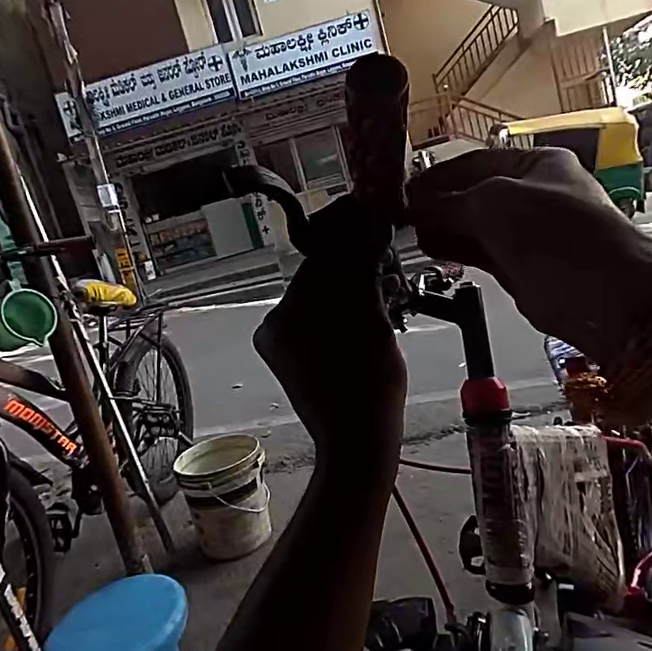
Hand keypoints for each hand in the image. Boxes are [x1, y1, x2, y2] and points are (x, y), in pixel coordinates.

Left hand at [252, 195, 403, 481]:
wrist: (355, 441)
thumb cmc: (374, 384)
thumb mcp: (376, 319)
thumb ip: (365, 268)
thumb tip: (367, 219)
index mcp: (295, 308)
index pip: (322, 253)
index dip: (345, 229)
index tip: (364, 209)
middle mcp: (275, 317)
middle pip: (316, 272)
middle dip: (347, 258)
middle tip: (376, 245)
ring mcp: (275, 336)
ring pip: (313, 294)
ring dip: (341, 283)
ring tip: (373, 282)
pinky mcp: (279, 351)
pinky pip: (306, 316)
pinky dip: (330, 308)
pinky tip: (356, 309)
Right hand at [406, 148, 651, 359]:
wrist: (603, 296)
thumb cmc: (558, 234)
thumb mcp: (493, 203)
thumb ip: (448, 203)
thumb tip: (414, 205)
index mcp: (537, 164)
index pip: (475, 162)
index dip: (438, 175)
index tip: (405, 188)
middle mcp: (531, 194)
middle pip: (471, 194)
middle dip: (437, 203)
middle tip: (402, 213)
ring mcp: (524, 231)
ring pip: (471, 224)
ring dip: (441, 227)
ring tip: (411, 231)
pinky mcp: (517, 264)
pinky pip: (476, 250)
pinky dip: (453, 248)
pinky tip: (430, 248)